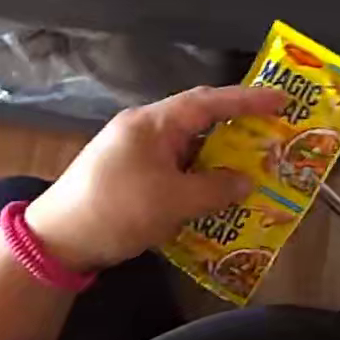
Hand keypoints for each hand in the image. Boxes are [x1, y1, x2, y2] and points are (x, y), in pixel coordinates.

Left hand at [24, 85, 285, 271]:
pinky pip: (177, 166)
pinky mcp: (133, 172)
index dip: (247, 100)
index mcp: (153, 124)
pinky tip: (218, 192)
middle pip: (200, 119)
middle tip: (272, 135)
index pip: (208, 101)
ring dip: (219, 157)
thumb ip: (216, 189)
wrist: (58, 240)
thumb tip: (246, 182)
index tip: (281, 100)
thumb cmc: (117, 210)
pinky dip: (200, 176)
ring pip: (189, 146)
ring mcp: (137, 151)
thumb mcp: (174, 201)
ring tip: (253, 167)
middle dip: (237, 127)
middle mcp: (145, 129)